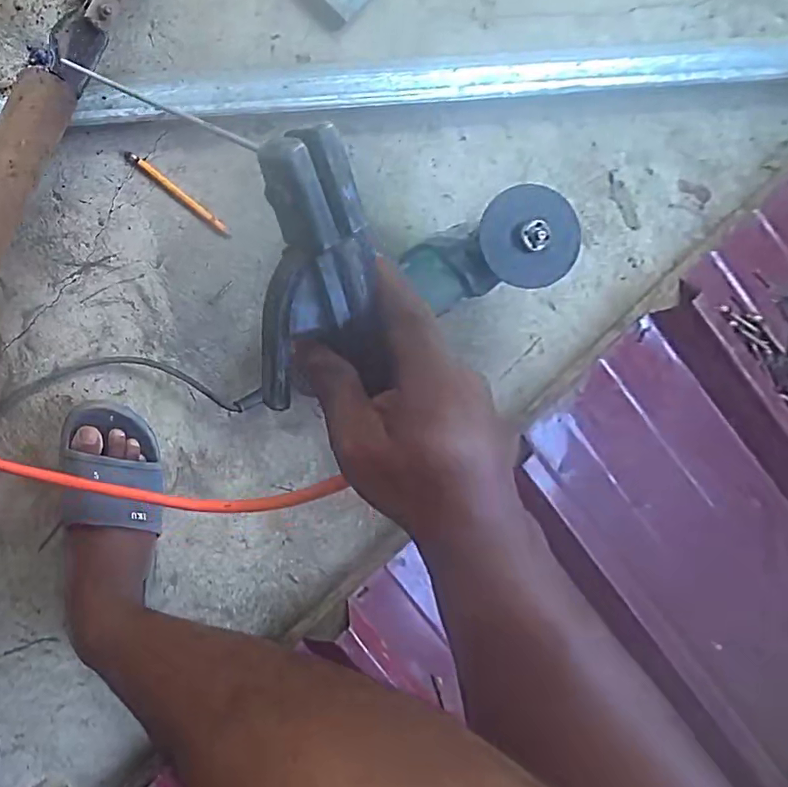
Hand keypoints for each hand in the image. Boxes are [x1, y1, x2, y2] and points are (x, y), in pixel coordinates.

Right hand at [296, 256, 523, 543]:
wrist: (475, 532)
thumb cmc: (412, 485)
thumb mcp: (358, 440)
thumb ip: (336, 387)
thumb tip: (309, 345)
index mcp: (432, 371)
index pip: (406, 308)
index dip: (383, 278)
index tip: (360, 254)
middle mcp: (459, 370)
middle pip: (414, 329)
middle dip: (377, 315)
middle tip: (338, 312)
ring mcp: (474, 390)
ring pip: (425, 354)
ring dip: (391, 347)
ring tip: (353, 356)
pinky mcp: (478, 408)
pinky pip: (436, 374)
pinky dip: (407, 369)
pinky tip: (385, 393)